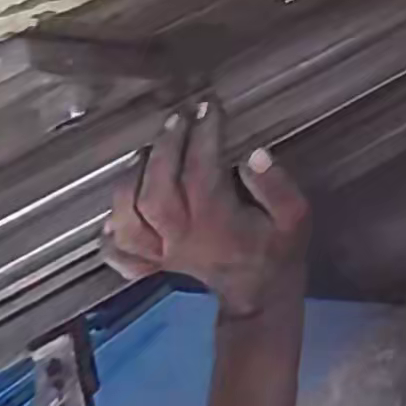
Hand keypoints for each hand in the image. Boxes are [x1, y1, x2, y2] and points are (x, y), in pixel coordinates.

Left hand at [102, 100, 311, 317]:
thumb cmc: (279, 249)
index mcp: (215, 219)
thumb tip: (255, 153)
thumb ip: (276, 185)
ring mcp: (160, 254)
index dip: (203, 134)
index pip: (200, 169)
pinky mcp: (152, 266)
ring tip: (145, 151)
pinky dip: (110, 230)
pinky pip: (119, 250)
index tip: (209, 108)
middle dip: (166, 147)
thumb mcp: (295, 214)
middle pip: (157, 188)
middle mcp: (180, 235)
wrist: (261, 298)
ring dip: (131, 180)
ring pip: (129, 216)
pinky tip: (114, 211)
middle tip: (178, 118)